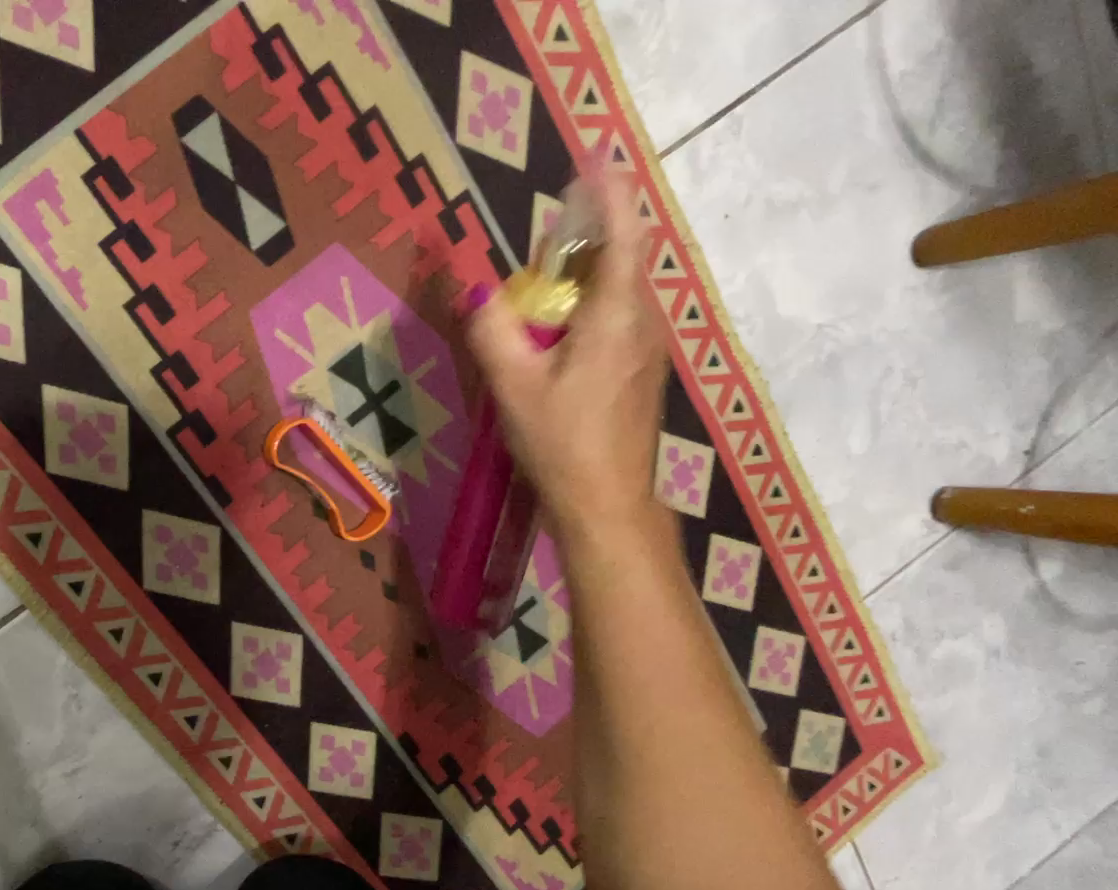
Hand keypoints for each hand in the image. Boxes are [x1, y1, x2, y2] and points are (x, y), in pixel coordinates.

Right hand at [467, 171, 671, 545]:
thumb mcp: (514, 387)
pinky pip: (617, 321)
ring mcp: (646, 351)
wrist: (607, 504)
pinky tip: (557, 335)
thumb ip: (492, 333)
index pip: (621, 237)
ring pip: (619, 293)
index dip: (609, 193)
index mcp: (614, 318)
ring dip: (586, 275)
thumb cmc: (562, 442)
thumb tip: (473, 289)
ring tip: (545, 282)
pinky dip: (589, 308)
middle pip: (622, 261)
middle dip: (589, 236)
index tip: (595, 156)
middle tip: (548, 231)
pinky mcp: (639, 375)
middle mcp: (641, 324)